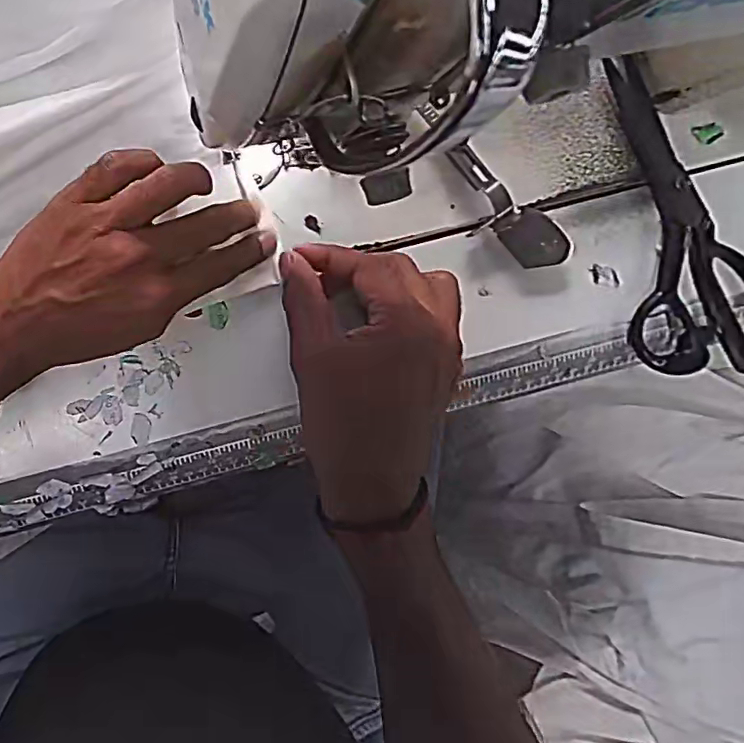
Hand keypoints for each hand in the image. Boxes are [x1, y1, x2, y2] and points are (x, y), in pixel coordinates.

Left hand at [0, 149, 274, 407]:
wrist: (14, 322)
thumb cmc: (67, 332)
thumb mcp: (136, 330)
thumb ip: (172, 299)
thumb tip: (197, 275)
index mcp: (155, 294)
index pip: (219, 264)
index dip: (248, 249)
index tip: (258, 239)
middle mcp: (135, 255)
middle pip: (205, 224)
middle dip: (237, 215)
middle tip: (245, 210)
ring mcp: (105, 223)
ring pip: (167, 184)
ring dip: (195, 179)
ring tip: (201, 181)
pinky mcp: (76, 202)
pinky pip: (116, 167)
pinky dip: (141, 161)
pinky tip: (151, 166)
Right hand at [279, 245, 462, 522]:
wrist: (370, 484)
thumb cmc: (344, 430)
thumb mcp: (312, 355)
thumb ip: (305, 300)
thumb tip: (297, 268)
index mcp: (409, 323)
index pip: (370, 266)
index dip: (330, 258)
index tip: (303, 260)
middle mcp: (438, 330)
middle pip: (400, 269)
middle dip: (355, 267)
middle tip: (317, 278)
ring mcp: (446, 349)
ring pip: (427, 286)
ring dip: (388, 281)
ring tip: (351, 295)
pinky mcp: (444, 366)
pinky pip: (435, 314)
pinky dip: (406, 304)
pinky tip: (374, 321)